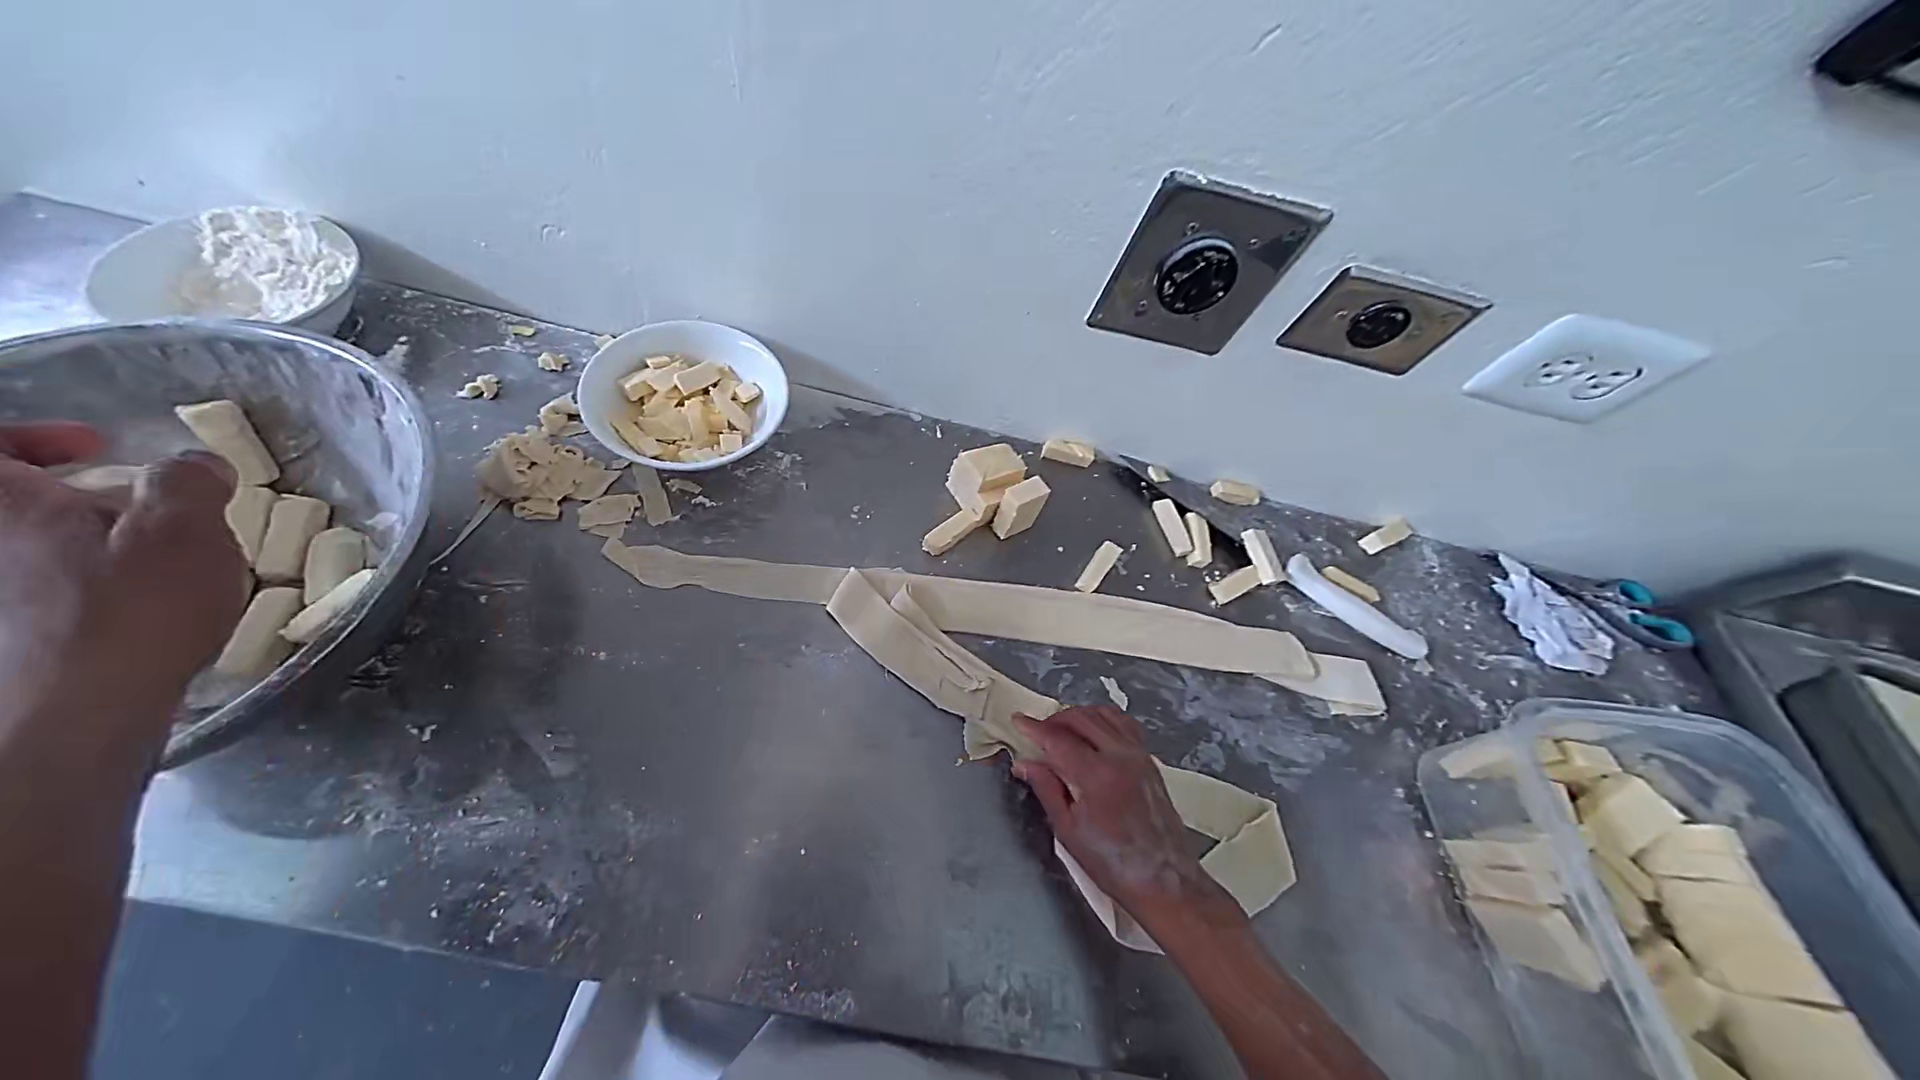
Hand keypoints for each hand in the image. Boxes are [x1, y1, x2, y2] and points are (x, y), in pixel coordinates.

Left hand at [0, 422, 247, 747]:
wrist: (73, 715)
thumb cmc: (131, 609)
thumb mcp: (186, 531)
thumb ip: (190, 483)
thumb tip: (195, 465)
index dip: (37, 438)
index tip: (97, 448)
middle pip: (13, 504)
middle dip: (70, 498)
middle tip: (138, 511)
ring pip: (28, 553)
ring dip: (80, 547)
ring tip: (150, 565)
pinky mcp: (6, 638)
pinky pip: (34, 596)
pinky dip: (76, 590)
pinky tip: (128, 610)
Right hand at [1012, 705, 1243, 931]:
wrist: (1165, 882)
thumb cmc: (1115, 864)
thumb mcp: (1068, 831)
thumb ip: (1046, 789)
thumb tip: (1026, 765)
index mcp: (1097, 775)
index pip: (1058, 738)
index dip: (1034, 728)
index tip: (1019, 721)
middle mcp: (1120, 757)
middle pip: (1080, 718)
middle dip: (1053, 720)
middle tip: (1037, 732)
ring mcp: (1138, 756)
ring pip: (1103, 714)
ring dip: (1079, 716)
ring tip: (1062, 731)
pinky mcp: (1149, 761)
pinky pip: (1125, 724)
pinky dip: (1104, 720)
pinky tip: (1093, 732)